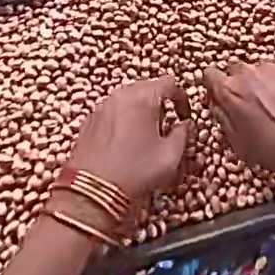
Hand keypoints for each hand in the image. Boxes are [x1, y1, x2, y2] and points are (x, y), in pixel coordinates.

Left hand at [66, 76, 189, 199]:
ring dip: (140, 112)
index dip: (182, 98)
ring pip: (127, 100)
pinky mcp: (89, 121)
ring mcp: (101, 107)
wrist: (91, 192)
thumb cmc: (133, 172)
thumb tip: (185, 125)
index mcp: (142, 98)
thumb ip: (183, 134)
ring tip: (145, 137)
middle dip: (160, 104)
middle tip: (166, 128)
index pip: (169, 83)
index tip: (184, 116)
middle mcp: (120, 96)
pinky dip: (122, 120)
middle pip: (147, 88)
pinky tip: (125, 143)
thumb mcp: (169, 156)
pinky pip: (112, 112)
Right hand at [203, 59, 274, 177]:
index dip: (213, 86)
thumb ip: (222, 119)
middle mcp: (246, 73)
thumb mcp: (239, 144)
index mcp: (229, 92)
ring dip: (257, 81)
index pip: (208, 74)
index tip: (220, 96)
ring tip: (270, 103)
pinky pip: (274, 69)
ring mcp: (269, 67)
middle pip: (232, 70)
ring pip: (254, 69)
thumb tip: (217, 105)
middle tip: (247, 103)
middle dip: (236, 83)